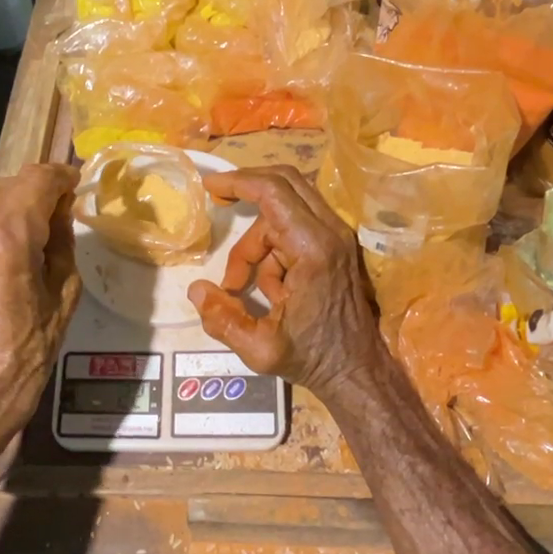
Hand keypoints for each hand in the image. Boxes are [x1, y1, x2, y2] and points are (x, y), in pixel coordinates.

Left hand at [0, 163, 80, 452]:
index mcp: (6, 240)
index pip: (36, 182)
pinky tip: (7, 258)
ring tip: (36, 238)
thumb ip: (62, 245)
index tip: (76, 183)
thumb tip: (61, 215)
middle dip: (38, 192)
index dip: (61, 176)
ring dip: (14, 212)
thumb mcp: (62, 300)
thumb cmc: (23, 358)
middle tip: (62, 209)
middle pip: (9, 188)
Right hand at [187, 166, 391, 403]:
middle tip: (217, 200)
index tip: (209, 186)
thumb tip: (196, 289)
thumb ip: (223, 319)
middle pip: (285, 182)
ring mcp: (337, 237)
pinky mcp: (337, 246)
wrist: (356, 371)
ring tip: (240, 285)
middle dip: (246, 189)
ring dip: (256, 239)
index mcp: (313, 249)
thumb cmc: (312, 359)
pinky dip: (273, 249)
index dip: (238, 182)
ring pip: (286, 209)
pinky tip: (270, 289)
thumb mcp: (259, 349)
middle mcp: (330, 232)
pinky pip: (296, 227)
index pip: (273, 192)